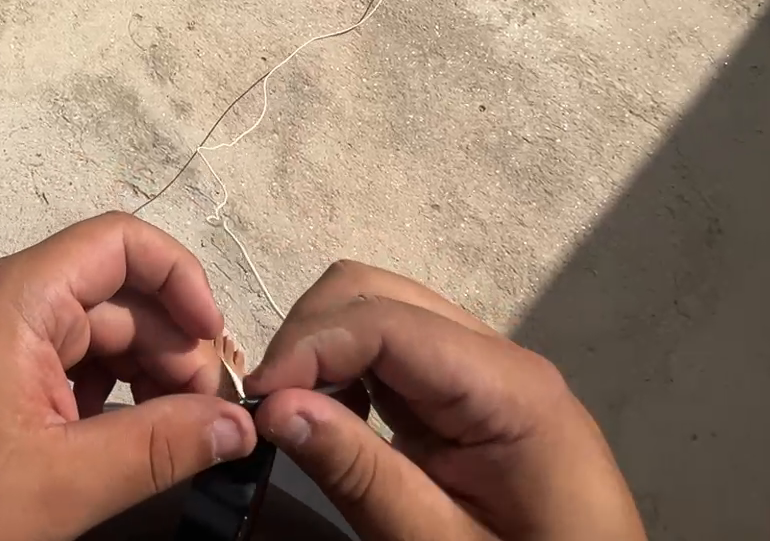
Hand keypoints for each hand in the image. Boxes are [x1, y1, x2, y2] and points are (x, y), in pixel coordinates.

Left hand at [0, 212, 257, 540]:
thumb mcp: (60, 481)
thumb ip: (158, 447)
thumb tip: (240, 425)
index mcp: (24, 295)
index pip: (120, 242)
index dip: (180, 277)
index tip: (219, 342)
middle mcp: (18, 302)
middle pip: (120, 295)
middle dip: (175, 345)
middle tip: (217, 418)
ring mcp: (8, 341)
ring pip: (104, 337)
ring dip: (151, 377)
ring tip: (185, 437)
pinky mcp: (2, 380)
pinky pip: (78, 371)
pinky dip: (116, 399)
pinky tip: (137, 443)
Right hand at [246, 261, 644, 540]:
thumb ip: (362, 478)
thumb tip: (272, 407)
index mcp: (510, 388)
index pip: (382, 320)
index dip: (309, 345)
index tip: (259, 401)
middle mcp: (495, 355)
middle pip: (372, 291)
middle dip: (307, 335)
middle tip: (270, 405)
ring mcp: (480, 365)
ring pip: (371, 305)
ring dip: (318, 345)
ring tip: (294, 410)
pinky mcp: (462, 386)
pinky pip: (383, 343)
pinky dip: (340, 363)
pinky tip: (334, 415)